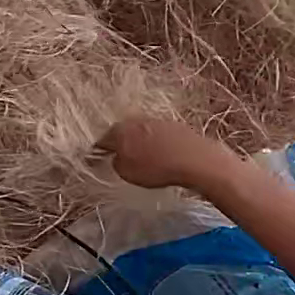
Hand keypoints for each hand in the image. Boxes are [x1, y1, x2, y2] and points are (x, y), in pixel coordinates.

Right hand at [96, 116, 240, 190]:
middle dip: (121, 144)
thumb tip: (118, 157)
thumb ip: (116, 162)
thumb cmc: (155, 168)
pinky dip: (158, 144)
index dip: (98, 153)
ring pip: (141, 133)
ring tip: (146, 160)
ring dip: (140, 143)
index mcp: (118, 130)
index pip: (101, 141)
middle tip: (122, 159)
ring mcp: (156, 121)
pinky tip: (164, 157)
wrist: (196, 160)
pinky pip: (159, 136)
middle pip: (122, 133)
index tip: (98, 161)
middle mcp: (134, 121)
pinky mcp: (175, 126)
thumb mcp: (126, 172)